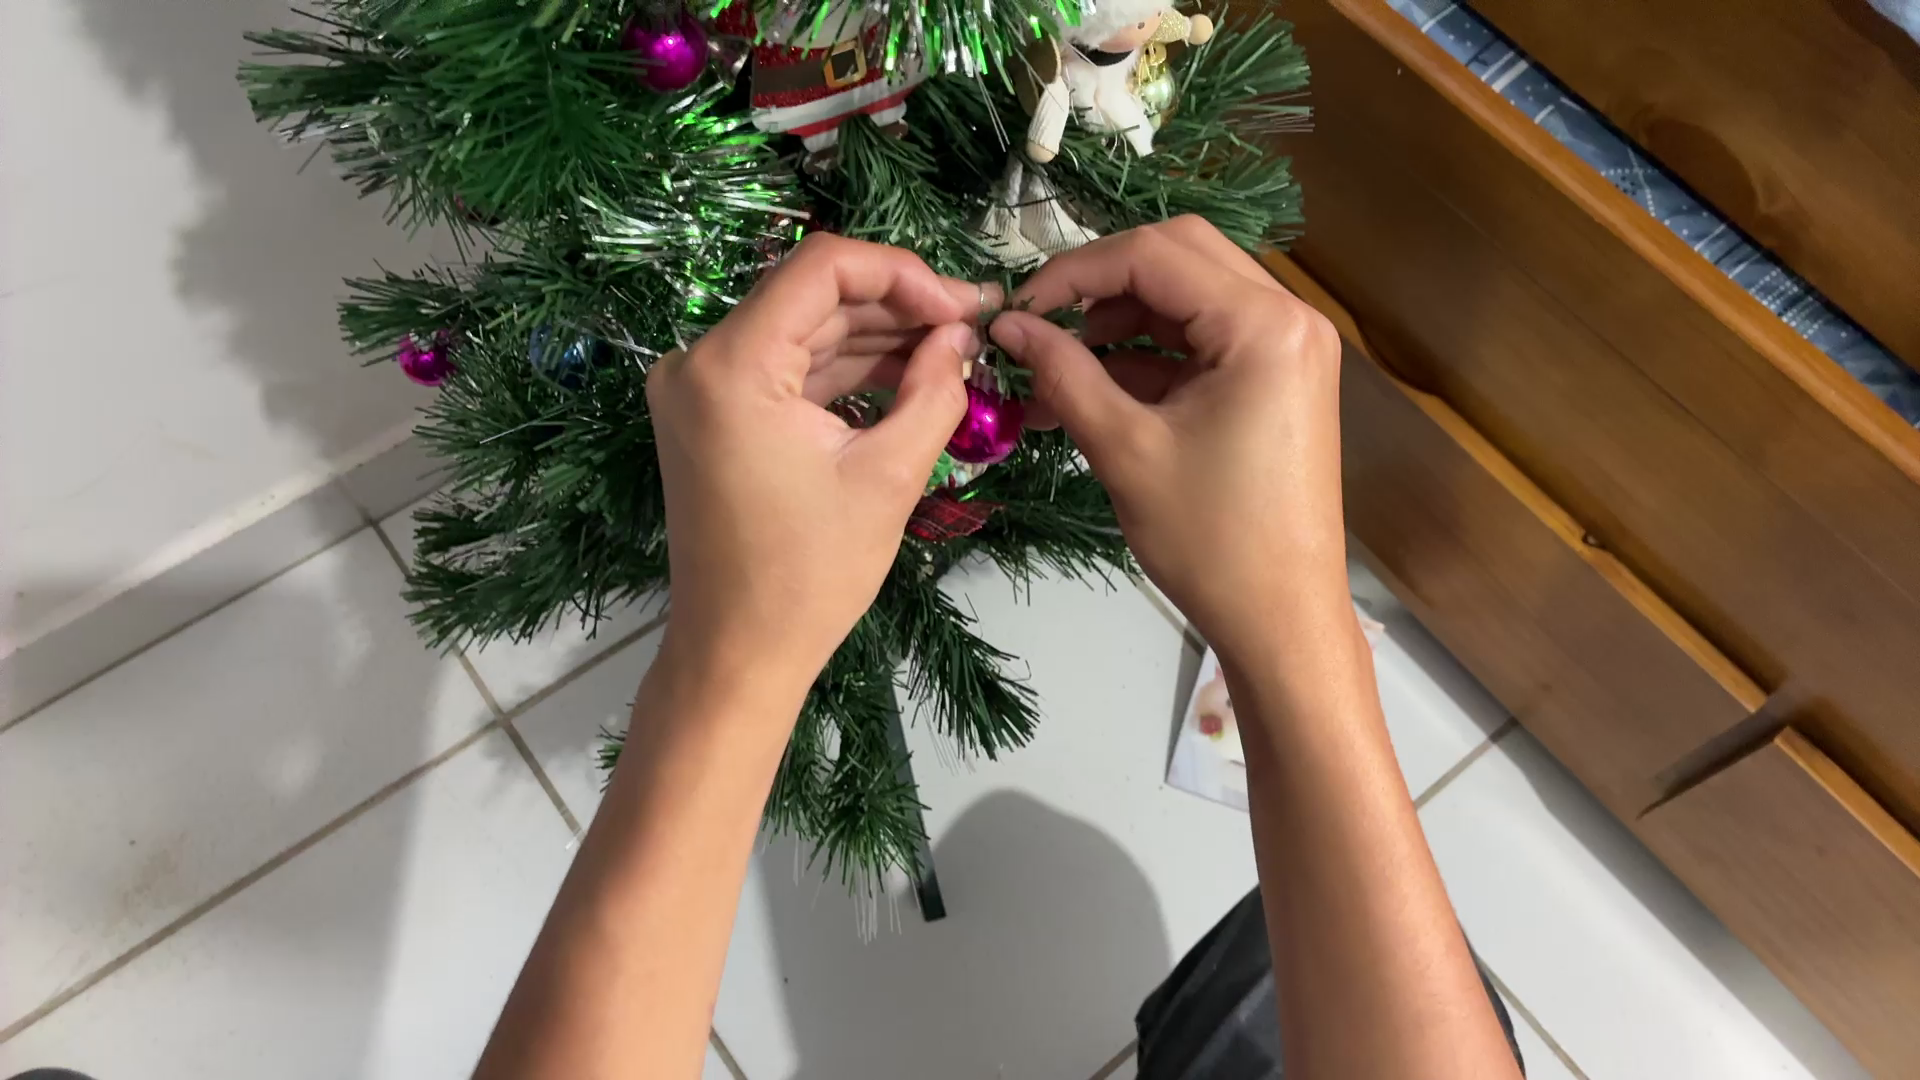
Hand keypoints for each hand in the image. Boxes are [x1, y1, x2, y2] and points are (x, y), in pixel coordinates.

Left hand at [647, 233, 977, 700]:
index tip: (962, 309)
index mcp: (732, 365)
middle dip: (898, 307)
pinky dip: (845, 373)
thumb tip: (962, 337)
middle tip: (972, 327)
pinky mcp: (715, 416)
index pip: (822, 267)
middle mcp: (700, 361)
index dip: (903, 274)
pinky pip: (788, 373)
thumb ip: (934, 392)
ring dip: (877, 339)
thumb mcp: (889, 477)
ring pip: (804, 334)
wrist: (741, 650)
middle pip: (813, 297)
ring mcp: (702, 389)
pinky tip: (905, 376)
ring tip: (952, 353)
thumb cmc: (812, 575)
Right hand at [989, 217, 1346, 669]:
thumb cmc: (1208, 540)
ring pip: (1186, 301)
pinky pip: (1201, 345)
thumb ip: (1063, 374)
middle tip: (1041, 325)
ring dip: (1118, 324)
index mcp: (1262, 326)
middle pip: (1177, 259)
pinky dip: (1146, 359)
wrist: (1280, 617)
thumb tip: (1007, 326)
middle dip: (1099, 286)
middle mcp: (1286, 319)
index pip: (1153, 255)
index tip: (1017, 311)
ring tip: (1055, 368)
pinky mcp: (1273, 383)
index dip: (1073, 272)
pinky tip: (1093, 389)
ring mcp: (1286, 350)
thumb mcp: (1125, 450)